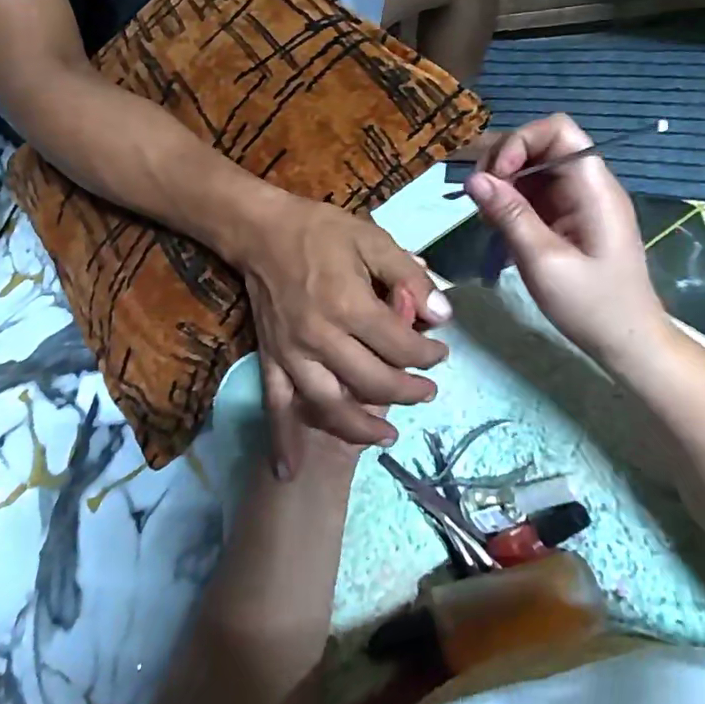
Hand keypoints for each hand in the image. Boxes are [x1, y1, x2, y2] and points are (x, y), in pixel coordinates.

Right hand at [240, 195, 450, 477]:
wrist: (261, 231)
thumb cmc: (321, 231)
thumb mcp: (373, 239)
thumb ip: (409, 276)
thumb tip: (443, 315)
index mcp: (349, 305)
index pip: (400, 346)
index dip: (429, 355)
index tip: (441, 353)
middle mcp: (320, 338)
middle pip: (372, 382)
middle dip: (407, 392)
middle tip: (428, 393)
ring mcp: (292, 354)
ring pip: (329, 405)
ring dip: (361, 428)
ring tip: (387, 436)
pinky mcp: (271, 359)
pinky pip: (275, 406)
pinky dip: (283, 441)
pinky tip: (290, 472)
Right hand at [465, 114, 664, 360]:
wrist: (626, 342)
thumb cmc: (592, 305)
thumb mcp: (544, 262)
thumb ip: (509, 215)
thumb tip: (474, 178)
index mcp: (593, 187)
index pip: (558, 130)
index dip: (520, 142)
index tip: (495, 176)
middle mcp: (586, 184)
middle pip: (539, 145)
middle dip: (503, 162)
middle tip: (480, 199)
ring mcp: (576, 200)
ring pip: (531, 168)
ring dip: (502, 184)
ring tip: (485, 216)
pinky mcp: (566, 217)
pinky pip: (532, 193)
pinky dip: (509, 202)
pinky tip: (495, 225)